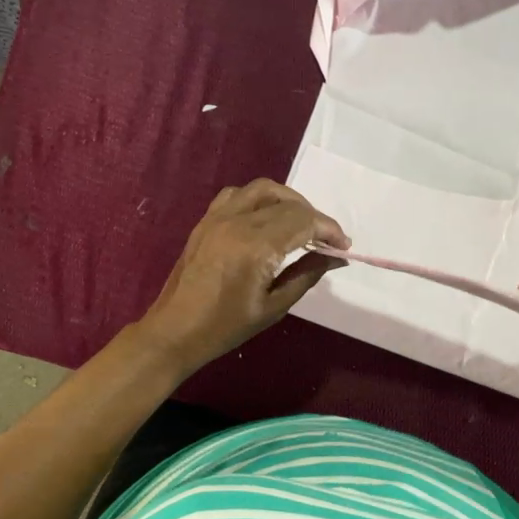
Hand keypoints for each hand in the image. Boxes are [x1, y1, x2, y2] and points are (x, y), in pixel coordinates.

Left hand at [132, 180, 349, 374]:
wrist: (175, 330)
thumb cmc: (225, 326)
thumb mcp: (273, 306)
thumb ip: (306, 275)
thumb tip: (336, 257)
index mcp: (256, 246)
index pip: (303, 220)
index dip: (329, 229)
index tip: (343, 246)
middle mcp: (237, 222)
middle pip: (287, 202)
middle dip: (313, 216)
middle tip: (325, 239)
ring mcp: (217, 218)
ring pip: (262, 189)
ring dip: (287, 200)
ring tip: (300, 222)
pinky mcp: (205, 221)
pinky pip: (236, 195)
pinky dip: (258, 198)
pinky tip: (266, 217)